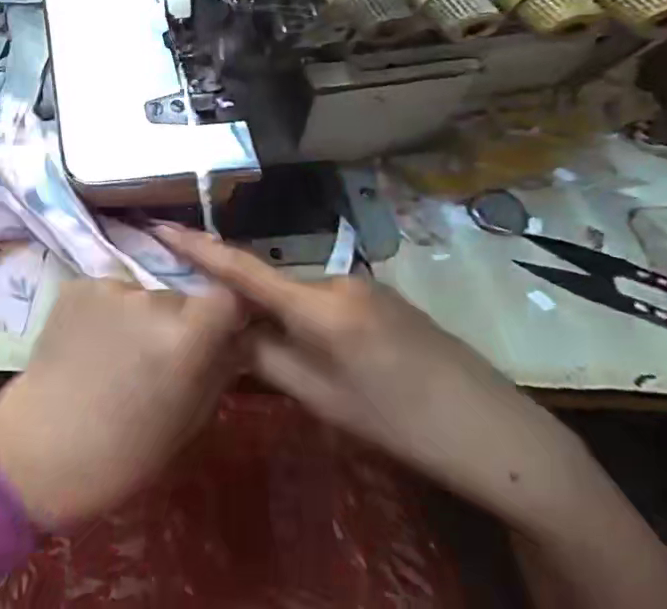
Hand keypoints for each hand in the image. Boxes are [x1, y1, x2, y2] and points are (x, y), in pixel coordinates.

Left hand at [0, 279, 242, 528]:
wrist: (46, 443)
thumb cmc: (127, 449)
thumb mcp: (190, 416)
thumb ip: (218, 368)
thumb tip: (235, 341)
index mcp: (185, 335)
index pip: (227, 298)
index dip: (227, 313)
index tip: (221, 333)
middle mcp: (148, 298)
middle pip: (180, 299)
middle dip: (178, 323)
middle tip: (159, 358)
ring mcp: (107, 287)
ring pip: (141, 296)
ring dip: (139, 317)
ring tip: (116, 355)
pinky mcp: (74, 285)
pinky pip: (106, 294)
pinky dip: (105, 313)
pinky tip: (89, 344)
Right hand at [152, 224, 604, 534]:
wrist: (506, 440)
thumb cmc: (403, 426)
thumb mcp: (321, 399)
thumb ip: (263, 356)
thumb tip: (223, 328)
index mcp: (319, 306)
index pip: (241, 268)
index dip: (197, 247)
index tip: (160, 225)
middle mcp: (338, 280)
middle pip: (269, 284)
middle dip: (240, 302)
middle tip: (218, 332)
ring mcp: (365, 286)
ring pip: (299, 296)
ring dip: (277, 316)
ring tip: (279, 357)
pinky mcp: (384, 299)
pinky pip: (326, 302)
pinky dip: (307, 320)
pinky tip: (323, 356)